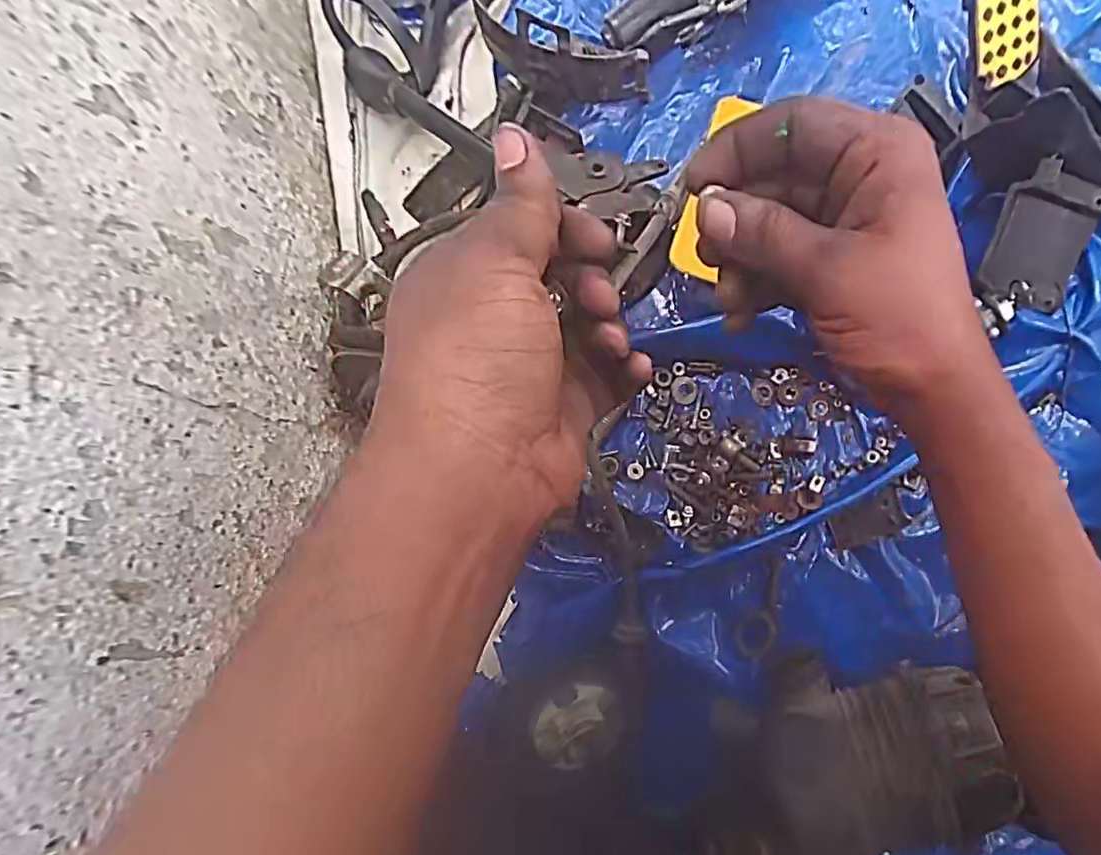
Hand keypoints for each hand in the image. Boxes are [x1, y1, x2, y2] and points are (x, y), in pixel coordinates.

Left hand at [368, 124, 650, 523]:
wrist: (482, 467)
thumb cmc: (471, 364)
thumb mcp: (494, 264)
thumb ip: (520, 207)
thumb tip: (516, 141)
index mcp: (467, 274)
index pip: (522, 231)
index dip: (563, 226)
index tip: (595, 234)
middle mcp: (500, 318)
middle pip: (565, 278)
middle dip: (594, 277)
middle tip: (598, 291)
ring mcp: (537, 365)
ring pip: (594, 325)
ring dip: (613, 323)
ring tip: (610, 338)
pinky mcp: (570, 405)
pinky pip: (610, 375)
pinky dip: (628, 366)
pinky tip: (633, 366)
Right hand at [684, 97, 994, 421]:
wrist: (932, 390)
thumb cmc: (904, 321)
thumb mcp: (828, 270)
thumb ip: (764, 234)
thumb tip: (709, 208)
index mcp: (878, 154)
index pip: (793, 125)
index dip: (737, 150)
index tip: (696, 185)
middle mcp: (860, 181)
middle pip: (776, 180)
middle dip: (737, 222)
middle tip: (706, 254)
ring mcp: (845, 227)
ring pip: (772, 226)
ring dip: (742, 262)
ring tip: (729, 296)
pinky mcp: (833, 268)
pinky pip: (781, 262)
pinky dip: (757, 285)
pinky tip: (740, 312)